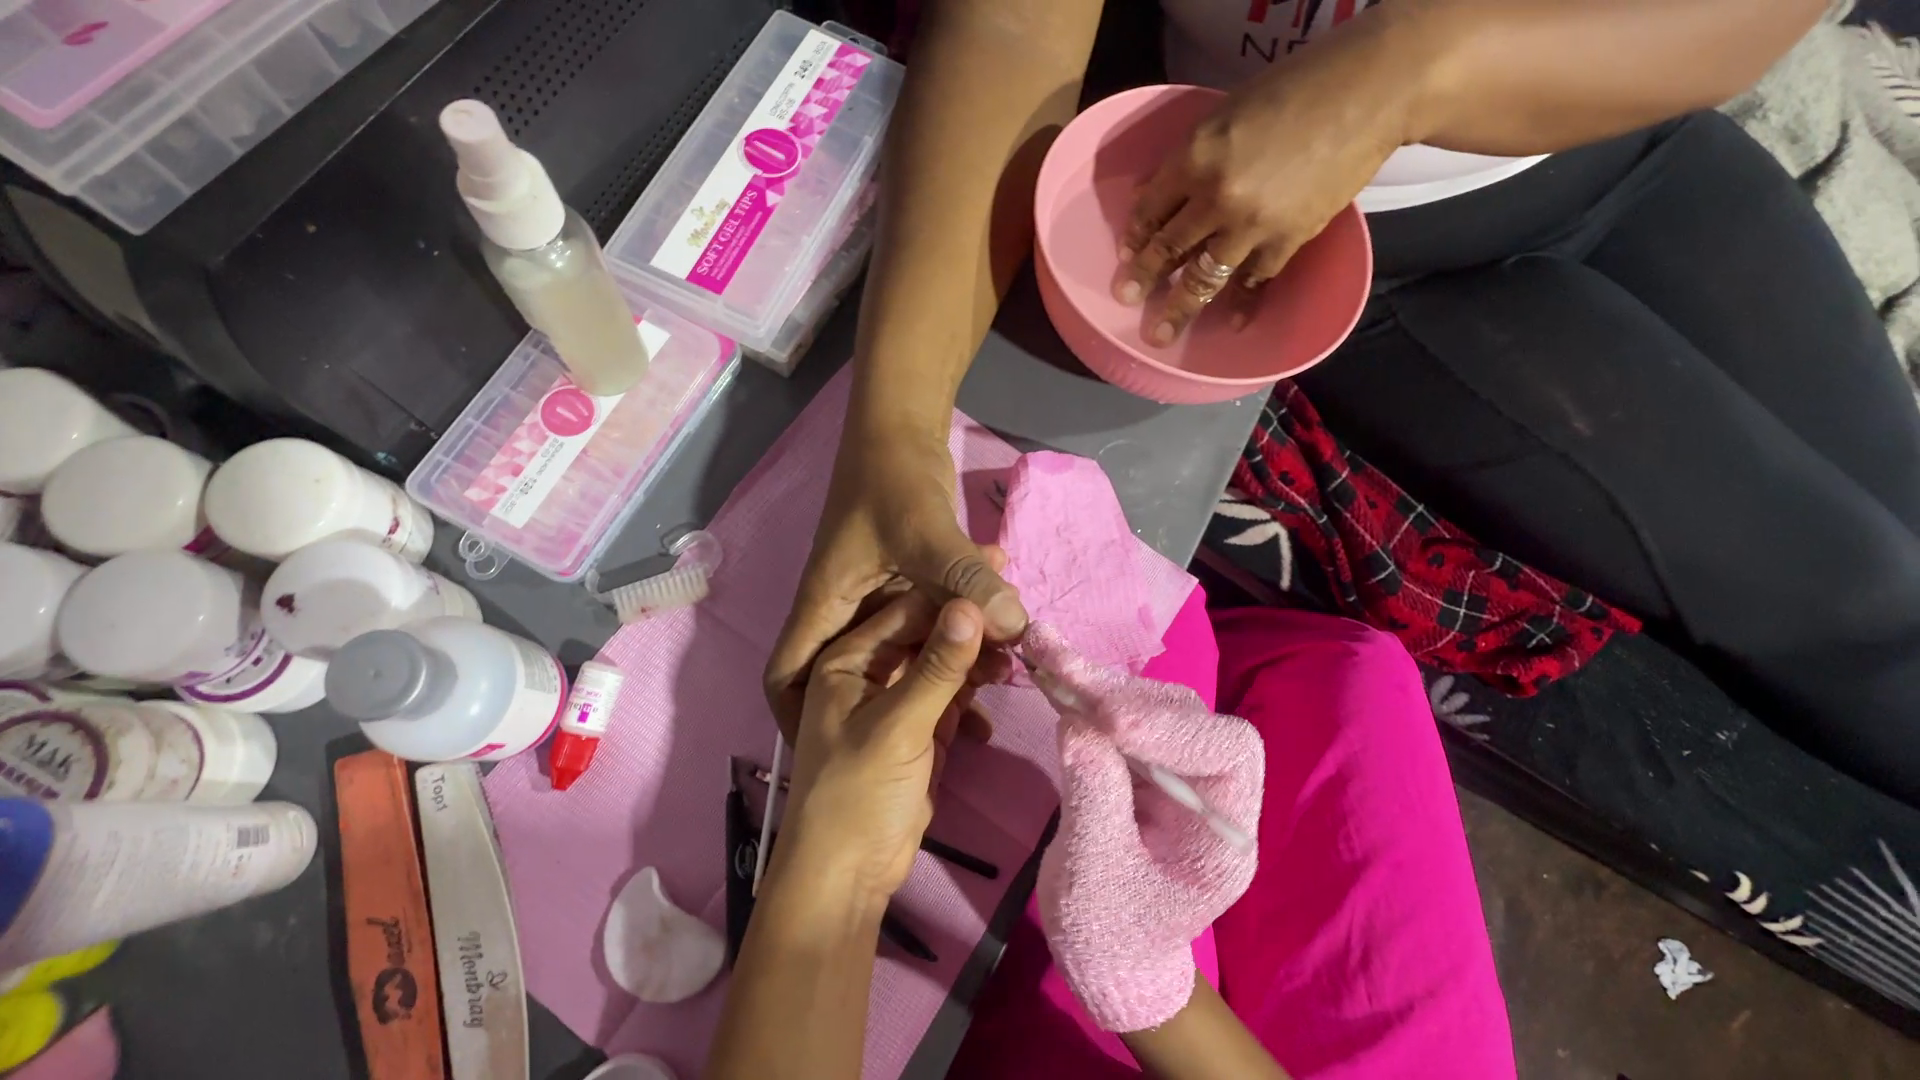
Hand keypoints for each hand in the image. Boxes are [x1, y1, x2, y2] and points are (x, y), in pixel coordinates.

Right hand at [765, 428, 1026, 738]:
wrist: (902, 428)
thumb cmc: (891, 478)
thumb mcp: (926, 533)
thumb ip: (967, 580)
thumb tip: (1015, 632)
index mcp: (824, 605)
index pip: (787, 673)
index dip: (794, 718)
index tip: (832, 753)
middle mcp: (846, 609)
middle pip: (860, 671)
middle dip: (904, 699)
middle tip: (955, 724)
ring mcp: (879, 596)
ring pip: (906, 649)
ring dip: (948, 665)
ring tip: (998, 683)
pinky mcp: (909, 583)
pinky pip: (932, 624)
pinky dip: (963, 635)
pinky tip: (1007, 647)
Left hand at [776, 593, 986, 905]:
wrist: (849, 872)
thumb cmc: (858, 792)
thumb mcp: (899, 726)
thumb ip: (938, 667)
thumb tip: (973, 605)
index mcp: (848, 660)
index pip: (907, 612)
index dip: (952, 599)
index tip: (1002, 586)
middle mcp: (871, 673)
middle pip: (928, 637)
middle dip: (970, 632)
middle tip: (1019, 622)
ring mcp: (896, 703)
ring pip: (943, 669)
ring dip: (975, 666)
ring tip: (1014, 663)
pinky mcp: (918, 732)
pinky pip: (950, 700)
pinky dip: (972, 701)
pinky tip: (995, 704)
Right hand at [1028, 624, 1263, 1033]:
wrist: (1105, 952)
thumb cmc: (1108, 932)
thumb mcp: (1093, 878)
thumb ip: (1093, 801)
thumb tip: (1075, 724)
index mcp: (1225, 831)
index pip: (1228, 752)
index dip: (1173, 728)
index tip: (1111, 723)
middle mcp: (1210, 789)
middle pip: (1183, 717)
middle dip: (1120, 693)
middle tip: (1060, 666)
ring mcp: (1174, 770)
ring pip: (1147, 706)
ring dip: (1096, 680)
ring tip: (1046, 649)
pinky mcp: (1139, 761)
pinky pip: (1116, 715)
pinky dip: (1082, 690)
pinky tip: (1050, 662)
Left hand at [1114, 15, 1422, 342]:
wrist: (1370, 95)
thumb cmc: (1295, 89)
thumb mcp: (1224, 112)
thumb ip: (1188, 156)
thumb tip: (1153, 193)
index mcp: (1196, 159)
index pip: (1151, 207)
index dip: (1135, 234)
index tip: (1126, 254)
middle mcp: (1216, 198)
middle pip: (1170, 248)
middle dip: (1144, 278)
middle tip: (1126, 299)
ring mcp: (1252, 226)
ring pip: (1204, 277)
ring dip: (1179, 308)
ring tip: (1161, 335)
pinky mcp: (1287, 240)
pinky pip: (1256, 280)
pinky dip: (1244, 304)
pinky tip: (1232, 324)